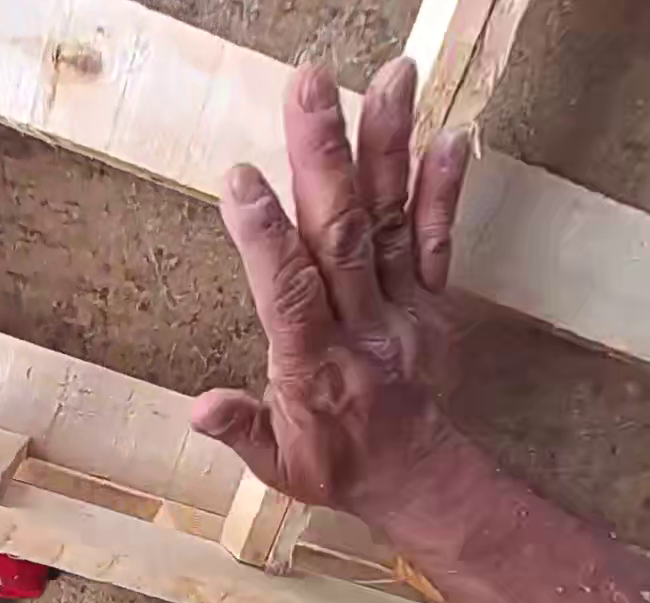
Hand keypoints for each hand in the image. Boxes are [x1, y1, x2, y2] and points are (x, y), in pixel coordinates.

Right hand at [192, 59, 473, 523]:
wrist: (416, 477)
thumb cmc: (333, 468)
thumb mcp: (273, 465)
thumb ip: (241, 430)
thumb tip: (199, 410)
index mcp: (312, 364)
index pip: (285, 291)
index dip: (264, 236)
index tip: (242, 179)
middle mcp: (359, 327)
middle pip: (338, 234)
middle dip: (322, 158)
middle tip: (309, 87)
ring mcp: (401, 310)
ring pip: (387, 223)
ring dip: (386, 149)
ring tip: (387, 79)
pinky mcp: (431, 305)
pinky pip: (436, 244)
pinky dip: (442, 192)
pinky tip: (451, 138)